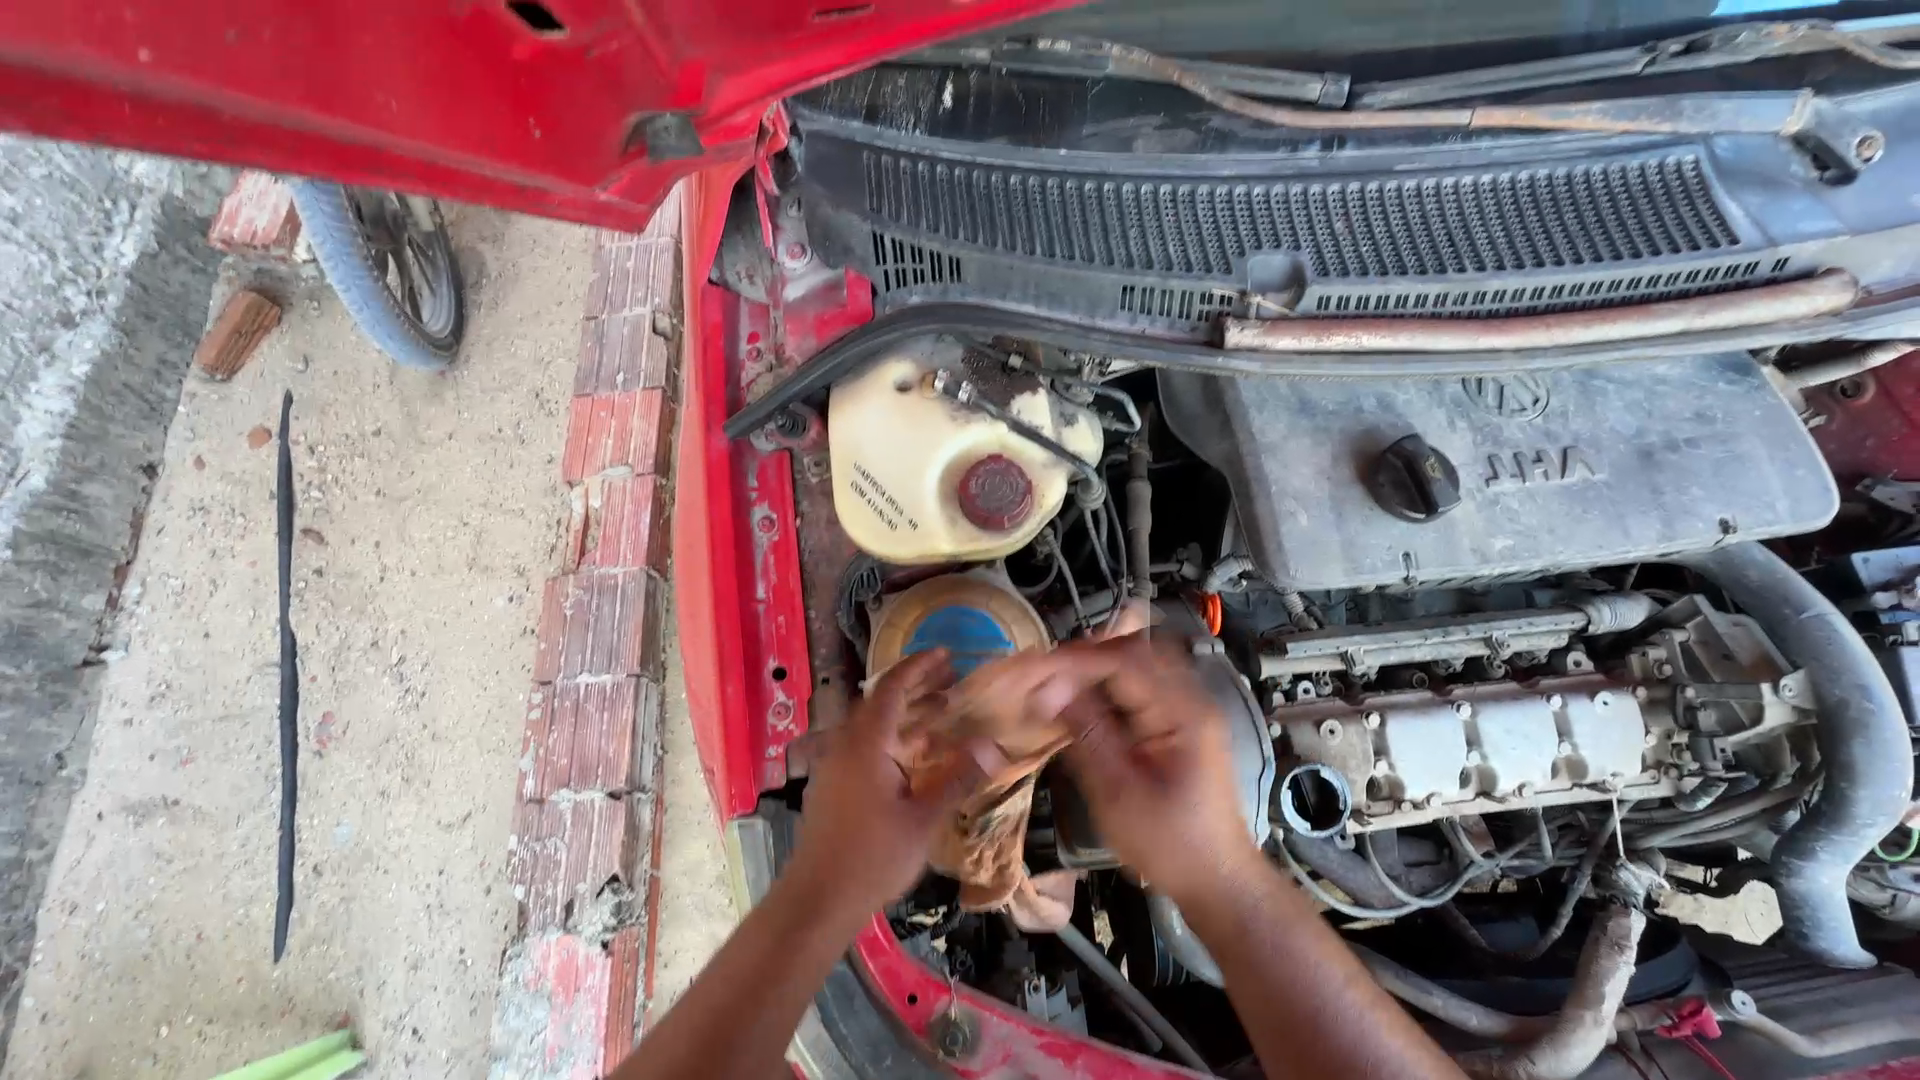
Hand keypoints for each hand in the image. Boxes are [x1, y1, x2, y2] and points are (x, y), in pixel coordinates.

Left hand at [787, 649, 992, 917]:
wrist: (818, 898)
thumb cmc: (873, 857)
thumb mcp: (923, 819)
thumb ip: (956, 778)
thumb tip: (992, 746)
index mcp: (865, 743)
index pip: (892, 688)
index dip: (919, 668)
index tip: (946, 656)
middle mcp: (844, 745)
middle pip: (879, 702)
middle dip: (914, 688)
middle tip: (949, 683)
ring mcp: (832, 765)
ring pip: (869, 725)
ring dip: (902, 714)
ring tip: (938, 716)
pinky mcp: (829, 785)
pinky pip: (861, 745)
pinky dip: (889, 737)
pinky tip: (910, 758)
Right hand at [1051, 634, 1264, 905]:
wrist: (1217, 879)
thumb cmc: (1169, 844)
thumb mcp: (1118, 792)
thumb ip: (1086, 732)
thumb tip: (1050, 688)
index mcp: (1183, 713)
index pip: (1123, 661)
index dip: (1074, 661)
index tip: (1035, 670)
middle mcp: (1192, 699)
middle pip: (1136, 650)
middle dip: (1086, 654)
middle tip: (1045, 671)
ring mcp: (1191, 708)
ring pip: (1141, 661)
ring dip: (1098, 665)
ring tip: (1059, 682)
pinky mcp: (1184, 722)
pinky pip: (1146, 683)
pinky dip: (1112, 682)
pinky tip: (1087, 699)